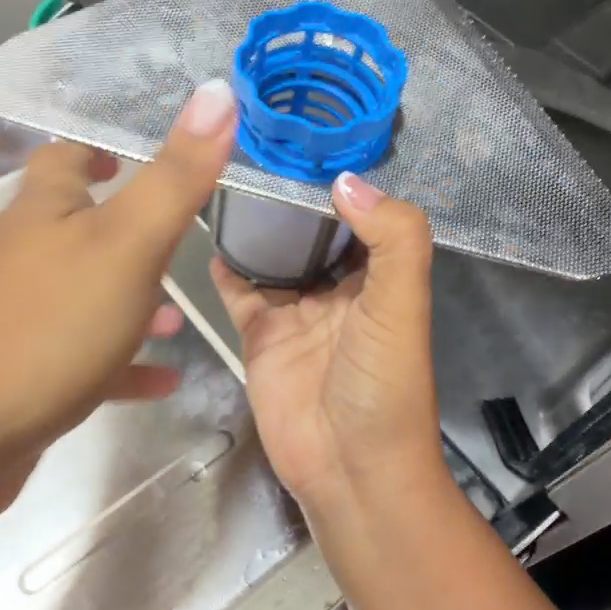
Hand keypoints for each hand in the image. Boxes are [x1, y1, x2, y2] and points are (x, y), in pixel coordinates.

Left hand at [0, 79, 236, 517]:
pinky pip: (86, 367)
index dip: (97, 150)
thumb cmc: (44, 321)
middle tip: (184, 248)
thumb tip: (217, 90)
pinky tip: (163, 382)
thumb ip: (175, 177)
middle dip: (131, 237)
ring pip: (86, 302)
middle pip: (78, 232)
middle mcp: (27, 259)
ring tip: (181, 320)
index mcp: (46, 212)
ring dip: (133, 306)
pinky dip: (125, 368)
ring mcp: (22, 323)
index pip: (64, 159)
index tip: (132, 155)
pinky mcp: (25, 382)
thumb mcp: (126, 241)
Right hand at [210, 173, 443, 511]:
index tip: (307, 142)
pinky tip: (209, 235)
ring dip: (258, 228)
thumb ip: (392, 239)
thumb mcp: (401, 305)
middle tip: (254, 152)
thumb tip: (347, 180)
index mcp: (381, 279)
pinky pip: (242, 293)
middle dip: (292, 201)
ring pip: (275, 258)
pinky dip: (227, 268)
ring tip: (227, 181)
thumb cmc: (383, 383)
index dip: (342, 185)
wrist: (349, 467)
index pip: (362, 218)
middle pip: (313, 234)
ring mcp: (298, 313)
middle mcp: (339, 290)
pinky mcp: (262, 336)